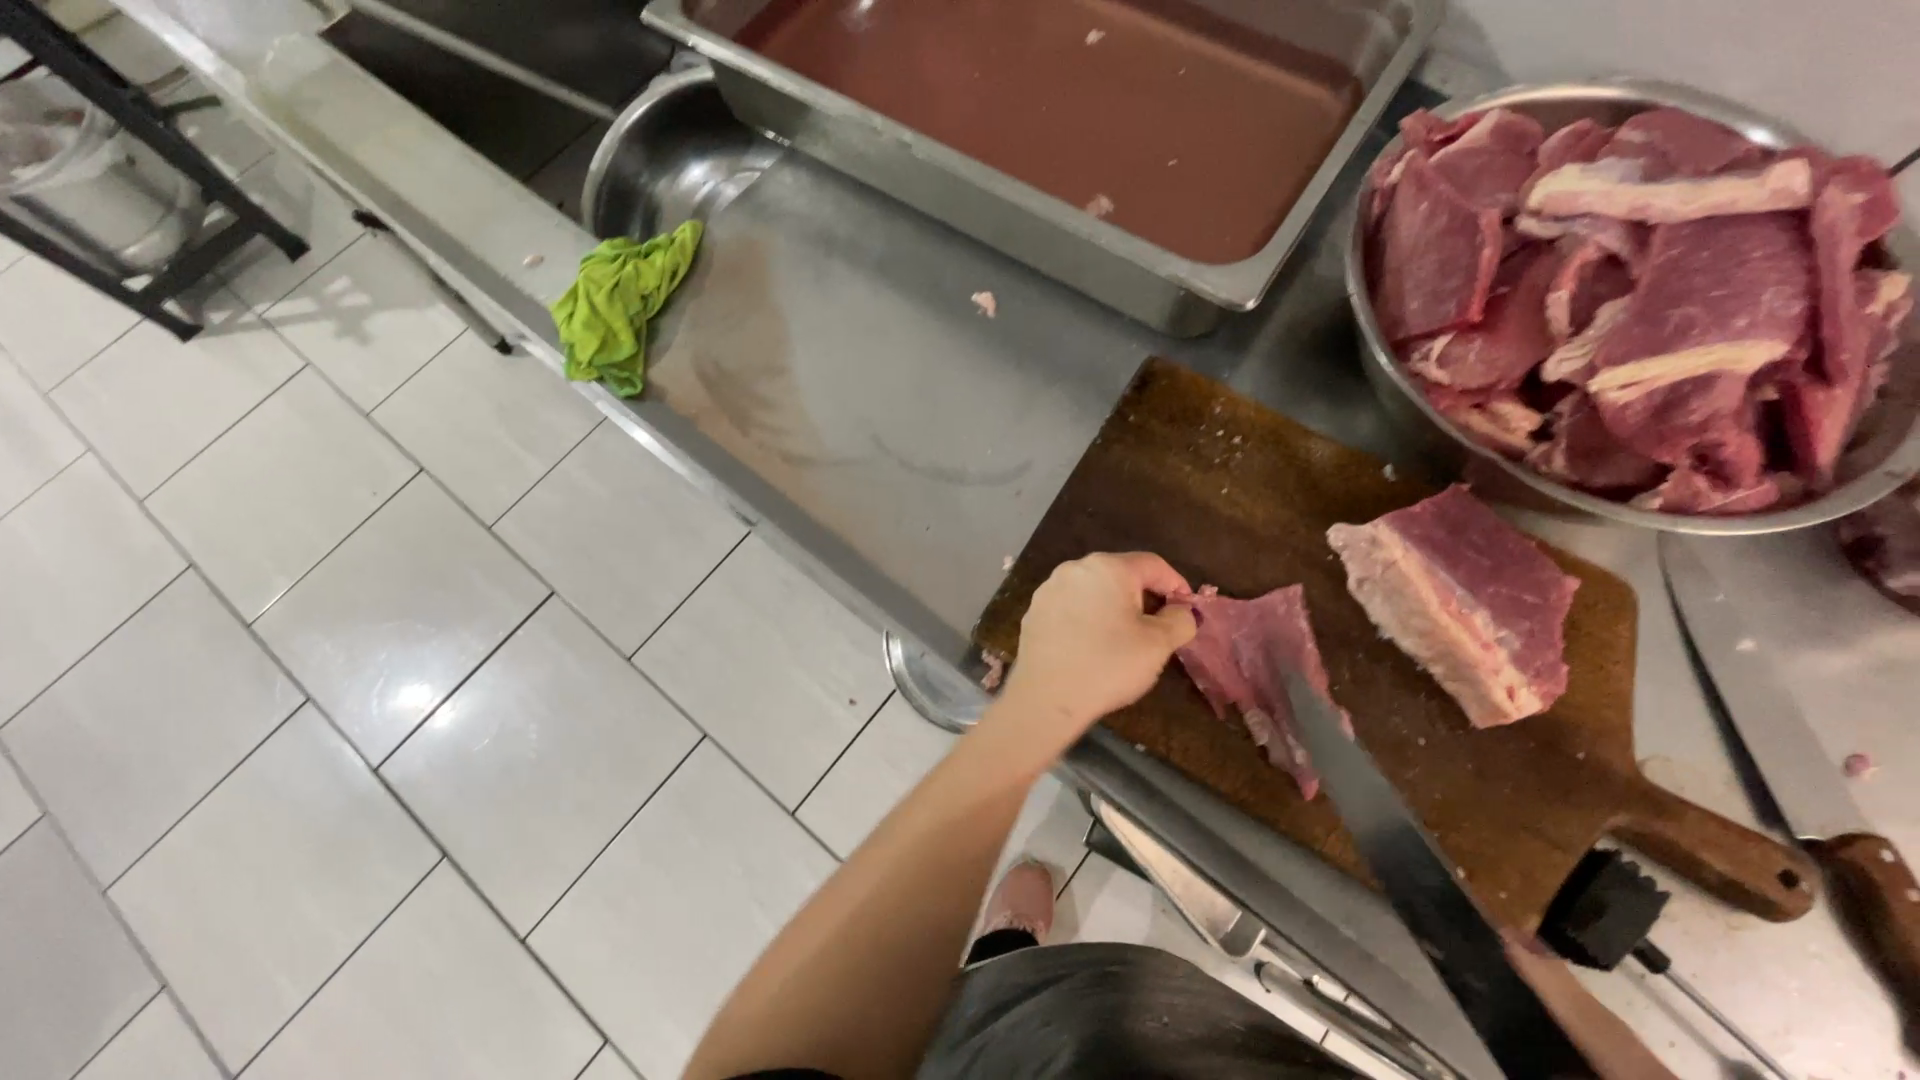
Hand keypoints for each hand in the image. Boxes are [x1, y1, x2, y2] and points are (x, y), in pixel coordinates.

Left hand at [995, 553, 1197, 743]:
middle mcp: (1074, 569)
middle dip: (1143, 596)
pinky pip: (1070, 608)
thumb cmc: (1109, 665)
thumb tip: (1179, 611)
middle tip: (1158, 626)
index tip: (1187, 609)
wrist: (1046, 698)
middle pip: (1120, 575)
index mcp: (1107, 567)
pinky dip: (1087, 620)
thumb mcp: (1158, 644)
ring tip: (1124, 638)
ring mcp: (1048, 590)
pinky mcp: (1033, 613)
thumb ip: (1179, 620)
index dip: (1176, 584)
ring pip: (1093, 591)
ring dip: (1113, 608)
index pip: (1153, 564)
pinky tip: (1091, 646)